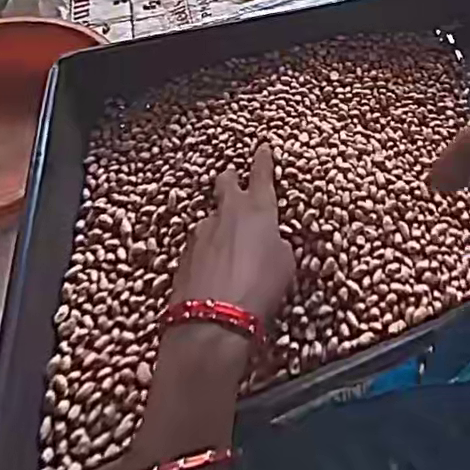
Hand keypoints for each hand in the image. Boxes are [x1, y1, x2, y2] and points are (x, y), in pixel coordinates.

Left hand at [169, 144, 295, 326]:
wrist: (213, 321)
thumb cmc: (260, 286)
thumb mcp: (285, 262)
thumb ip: (277, 243)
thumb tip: (268, 241)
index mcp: (258, 208)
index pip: (261, 174)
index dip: (263, 160)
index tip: (263, 148)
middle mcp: (227, 212)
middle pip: (226, 183)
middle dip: (231, 179)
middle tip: (234, 179)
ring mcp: (202, 232)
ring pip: (212, 218)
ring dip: (219, 225)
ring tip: (228, 246)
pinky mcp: (183, 255)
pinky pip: (200, 245)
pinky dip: (208, 251)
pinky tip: (213, 269)